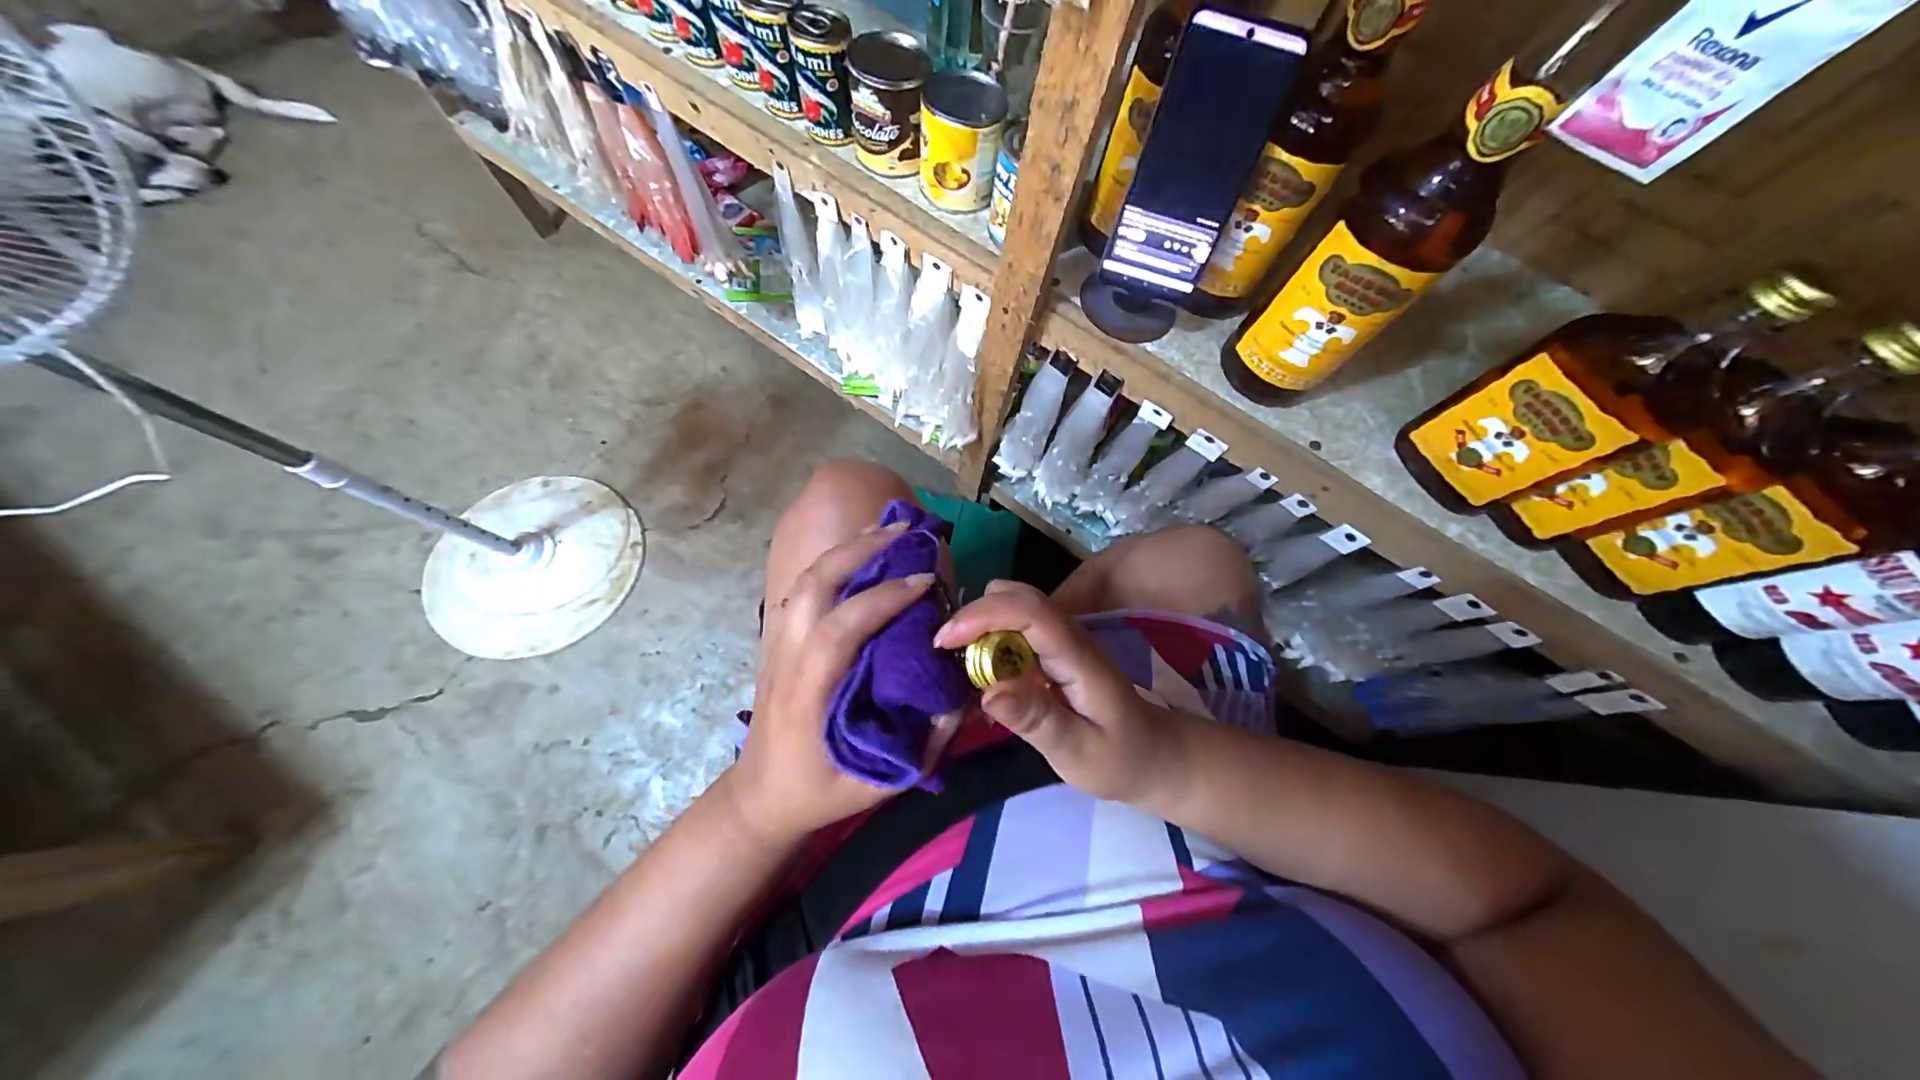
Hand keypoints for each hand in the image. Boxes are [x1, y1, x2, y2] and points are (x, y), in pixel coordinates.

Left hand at [724, 522, 960, 849]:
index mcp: (808, 693)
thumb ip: (925, 744)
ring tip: (886, 529)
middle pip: (813, 586)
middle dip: (859, 550)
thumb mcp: (878, 784)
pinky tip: (860, 554)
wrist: (760, 795)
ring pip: (805, 580)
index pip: (839, 630)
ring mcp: (778, 645)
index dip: (881, 600)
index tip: (924, 584)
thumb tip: (964, 697)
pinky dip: (833, 563)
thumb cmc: (819, 791)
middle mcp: (788, 658)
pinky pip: (803, 589)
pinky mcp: (780, 641)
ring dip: (845, 549)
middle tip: (905, 530)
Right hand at [933, 581, 1188, 805]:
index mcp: (1078, 656)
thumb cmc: (1121, 759)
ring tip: (954, 661)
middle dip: (974, 614)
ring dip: (979, 624)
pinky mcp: (1055, 650)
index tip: (945, 642)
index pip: (1030, 611)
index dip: (983, 614)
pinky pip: (1017, 629)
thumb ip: (1038, 720)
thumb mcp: (1079, 753)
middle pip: (1019, 597)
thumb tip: (988, 693)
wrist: (1156, 756)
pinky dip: (989, 638)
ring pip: (1015, 608)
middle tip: (942, 652)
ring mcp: (1064, 640)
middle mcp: (1071, 636)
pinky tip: (977, 670)